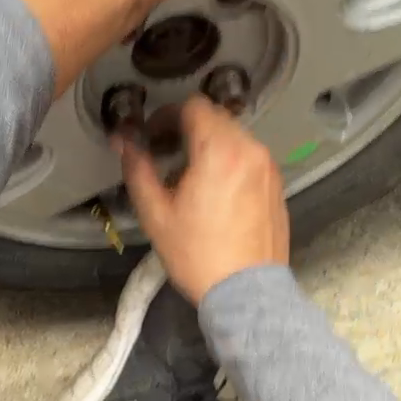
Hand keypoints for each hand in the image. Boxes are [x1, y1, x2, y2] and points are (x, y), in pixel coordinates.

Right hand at [118, 97, 288, 301]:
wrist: (246, 293)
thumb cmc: (198, 256)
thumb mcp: (156, 214)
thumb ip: (137, 169)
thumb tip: (123, 141)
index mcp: (219, 150)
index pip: (192, 107)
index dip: (166, 117)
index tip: (153, 139)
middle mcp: (250, 150)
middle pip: (215, 118)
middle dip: (188, 130)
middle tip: (167, 155)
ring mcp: (268, 168)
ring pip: (235, 137)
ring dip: (210, 146)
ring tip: (190, 177)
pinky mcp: (277, 186)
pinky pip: (250, 159)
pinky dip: (231, 163)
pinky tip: (216, 193)